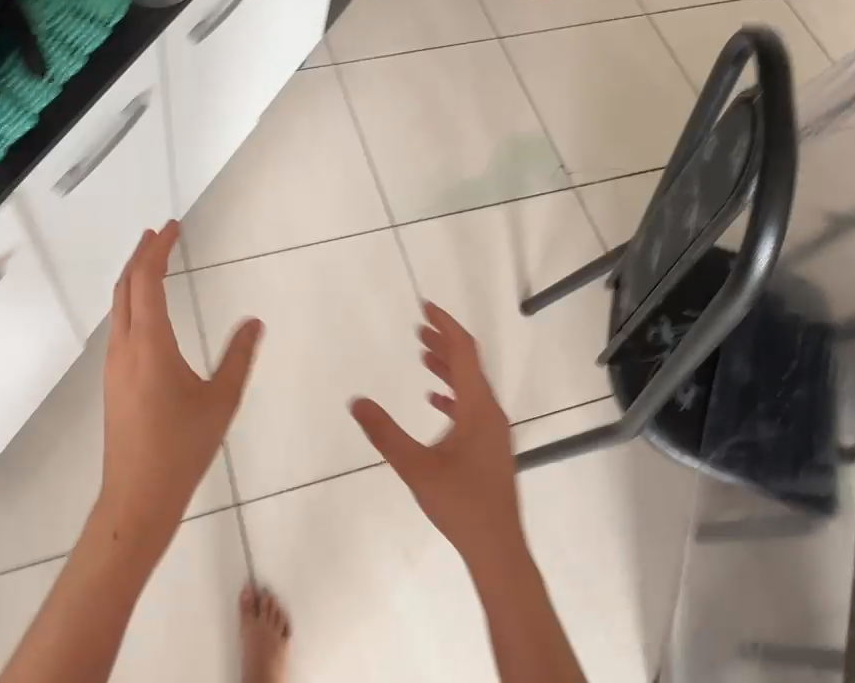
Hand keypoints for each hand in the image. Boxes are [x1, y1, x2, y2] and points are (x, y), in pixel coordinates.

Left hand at [99, 221, 262, 536]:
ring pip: (119, 306)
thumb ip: (239, 356)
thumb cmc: (182, 448)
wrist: (137, 497)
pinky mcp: (113, 381)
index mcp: (150, 344)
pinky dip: (132, 301)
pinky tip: (146, 310)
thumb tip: (255, 322)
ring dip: (134, 277)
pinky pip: (119, 325)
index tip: (172, 226)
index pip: (147, 280)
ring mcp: (114, 365)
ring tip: (153, 260)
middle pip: (126, 287)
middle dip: (141, 255)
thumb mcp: (222, 400)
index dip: (158, 248)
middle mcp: (125, 347)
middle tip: (161, 232)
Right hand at [351, 302, 524, 567]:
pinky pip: (473, 406)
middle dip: (444, 341)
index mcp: (477, 408)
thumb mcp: (415, 467)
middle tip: (420, 324)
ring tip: (423, 353)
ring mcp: (494, 431)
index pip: (464, 352)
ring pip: (471, 386)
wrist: (497, 547)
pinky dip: (453, 393)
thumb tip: (356, 401)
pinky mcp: (491, 447)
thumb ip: (384, 432)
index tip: (427, 307)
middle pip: (469, 364)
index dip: (445, 326)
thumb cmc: (460, 504)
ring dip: (448, 366)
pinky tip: (434, 399)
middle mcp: (490, 412)